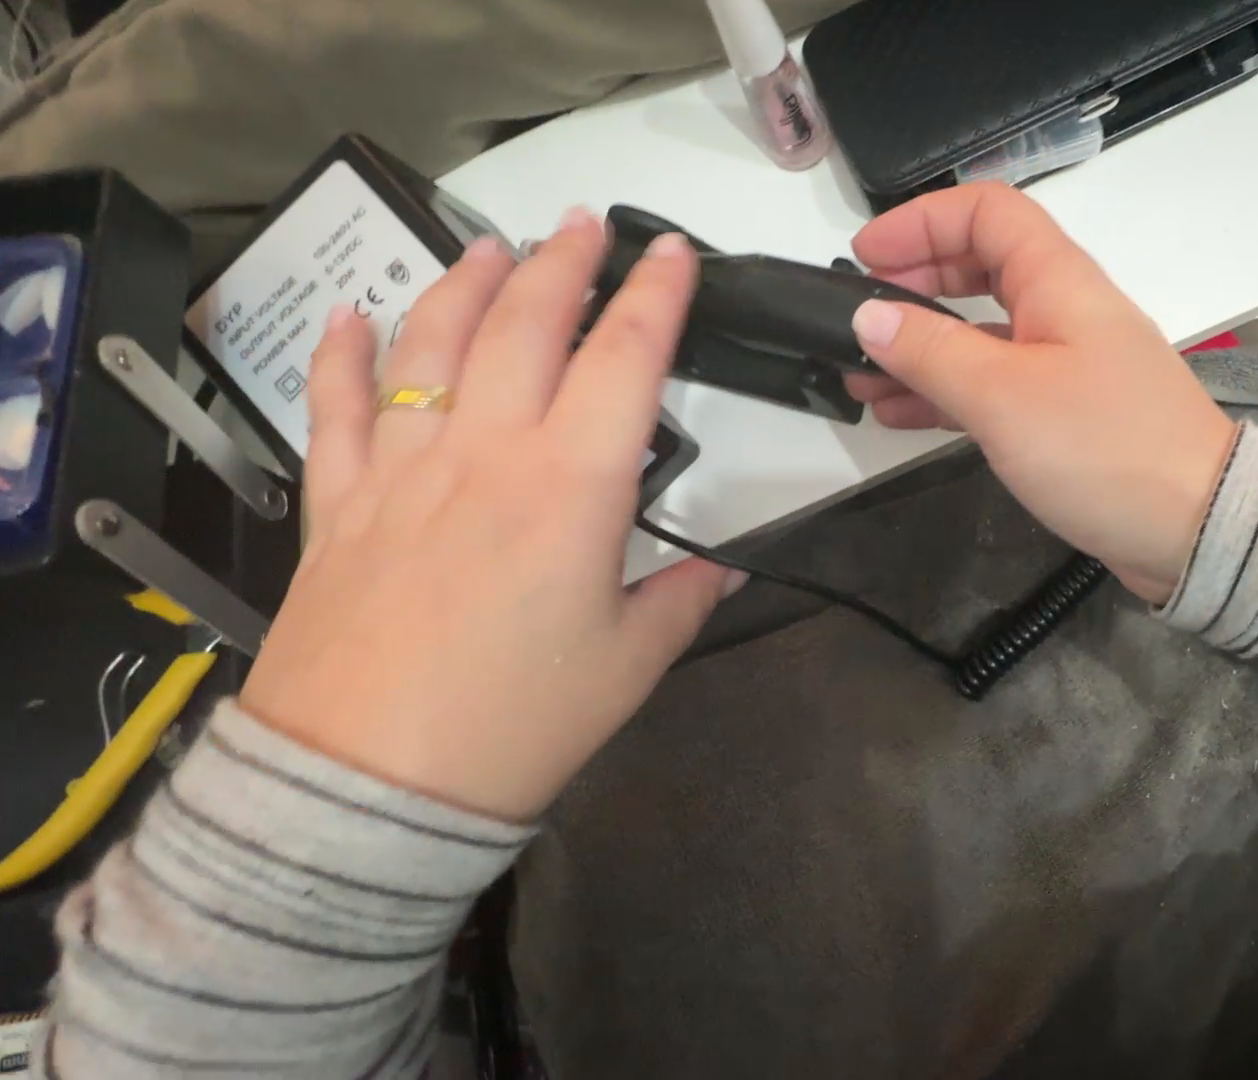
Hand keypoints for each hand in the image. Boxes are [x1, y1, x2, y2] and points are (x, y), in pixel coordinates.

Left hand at [240, 212, 730, 821]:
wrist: (375, 786)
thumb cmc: (525, 719)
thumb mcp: (635, 659)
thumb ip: (685, 598)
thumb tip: (723, 569)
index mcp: (573, 488)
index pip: (626, 360)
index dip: (656, 296)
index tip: (673, 254)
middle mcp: (487, 454)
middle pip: (526, 325)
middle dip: (564, 265)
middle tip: (587, 228)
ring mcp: (404, 470)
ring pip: (433, 345)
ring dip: (467, 284)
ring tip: (494, 247)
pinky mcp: (341, 502)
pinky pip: (338, 409)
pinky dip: (346, 356)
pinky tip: (358, 319)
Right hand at [844, 183, 1236, 603]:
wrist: (1191, 528)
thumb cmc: (1103, 448)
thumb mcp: (1003, 395)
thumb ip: (931, 352)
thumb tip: (869, 316)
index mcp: (1059, 282)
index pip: (987, 213)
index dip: (921, 221)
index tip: (865, 254)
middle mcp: (1064, 314)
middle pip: (980, 271)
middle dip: (915, 286)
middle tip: (861, 317)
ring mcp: (1065, 369)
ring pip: (982, 339)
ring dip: (922, 352)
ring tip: (861, 379)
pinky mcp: (1065, 419)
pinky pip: (995, 391)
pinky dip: (949, 396)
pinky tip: (901, 415)